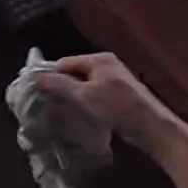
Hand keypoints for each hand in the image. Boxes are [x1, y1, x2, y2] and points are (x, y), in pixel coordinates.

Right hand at [36, 52, 178, 148]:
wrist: (151, 127)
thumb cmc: (117, 107)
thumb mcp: (84, 95)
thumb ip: (60, 84)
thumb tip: (37, 77)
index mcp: (99, 59)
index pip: (65, 63)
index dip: (51, 76)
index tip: (39, 92)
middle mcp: (107, 65)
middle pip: (74, 73)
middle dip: (61, 86)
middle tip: (49, 102)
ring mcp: (114, 79)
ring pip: (83, 85)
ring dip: (73, 96)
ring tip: (62, 109)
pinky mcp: (118, 94)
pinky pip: (93, 93)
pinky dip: (85, 102)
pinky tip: (79, 113)